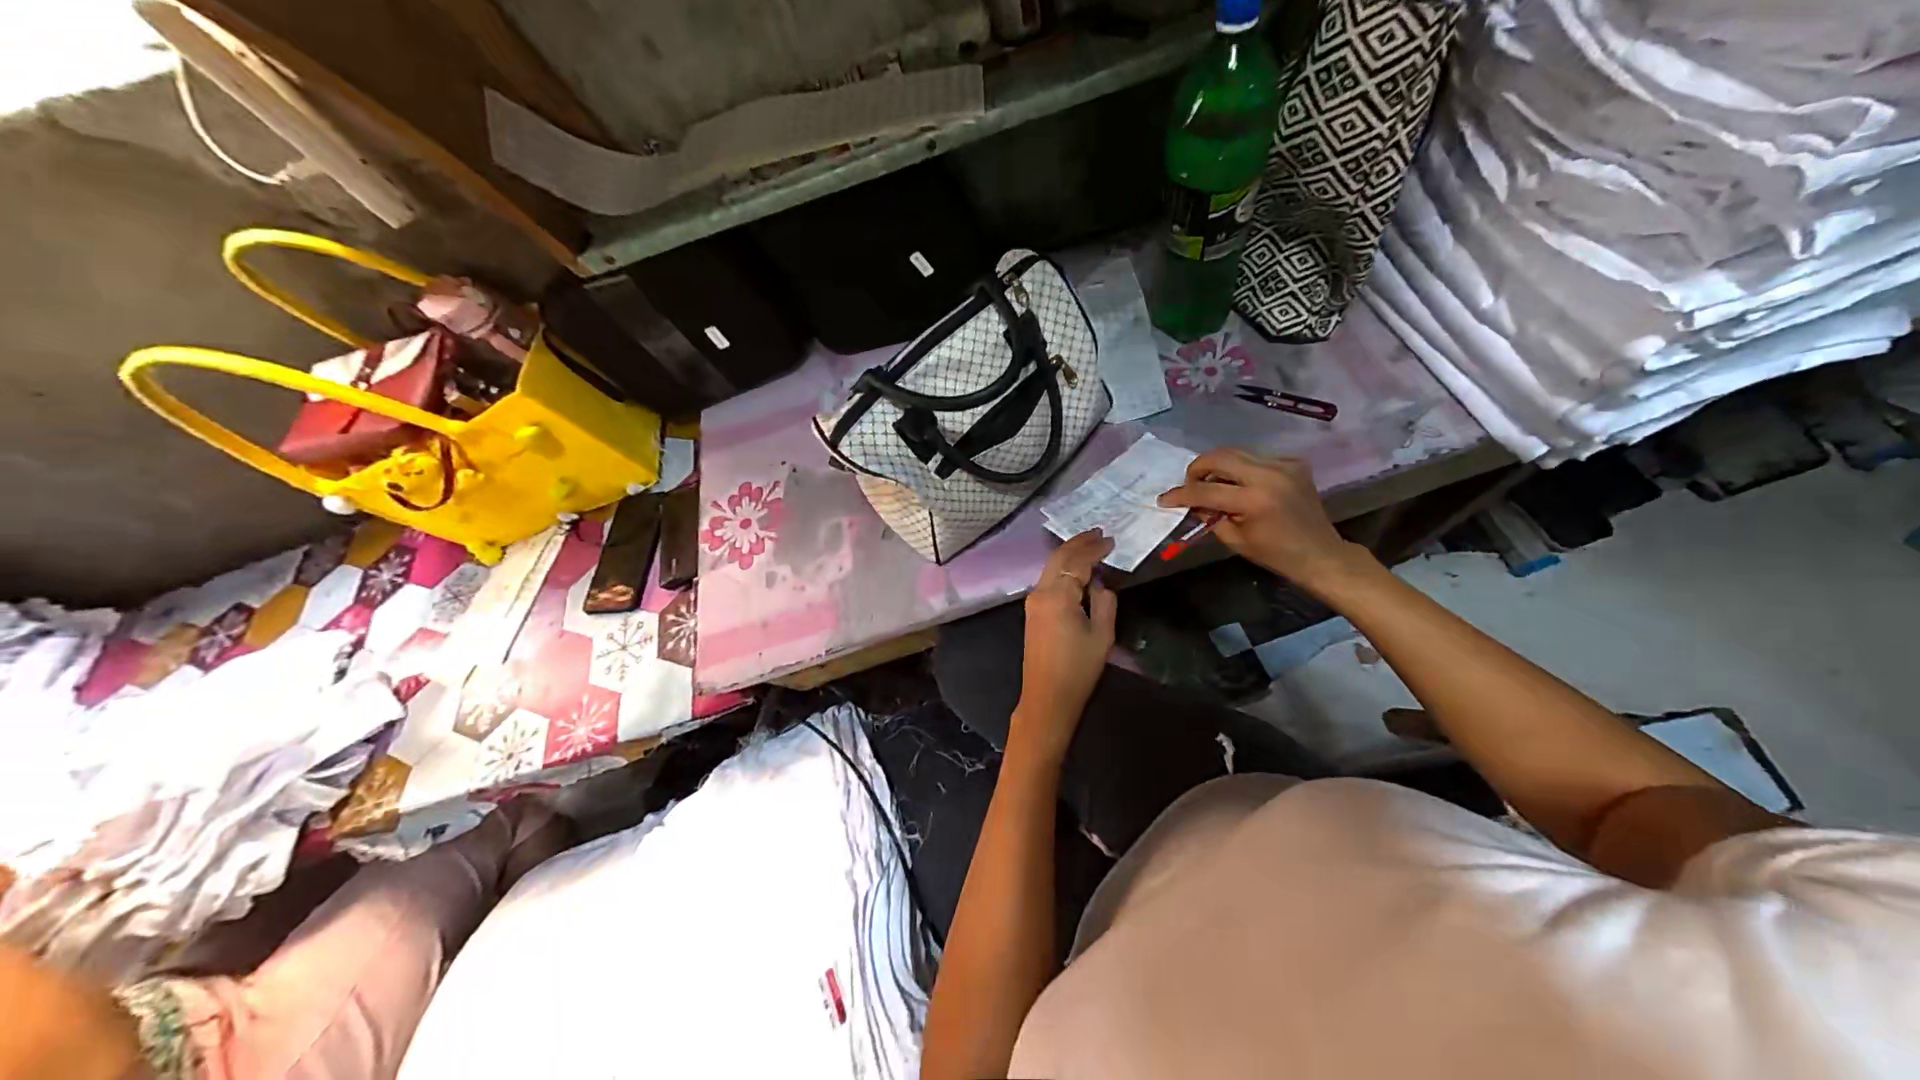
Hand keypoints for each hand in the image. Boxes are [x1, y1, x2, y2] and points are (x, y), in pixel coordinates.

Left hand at [1014, 529, 1117, 763]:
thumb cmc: (1078, 669)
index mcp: (1058, 597)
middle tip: (1098, 533)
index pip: (1077, 562)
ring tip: (1090, 545)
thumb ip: (1104, 603)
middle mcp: (1040, 593)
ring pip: (1050, 568)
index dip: (1094, 549)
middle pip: (1058, 558)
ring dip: (1069, 554)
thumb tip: (1100, 584)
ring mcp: (1032, 603)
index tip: (1110, 540)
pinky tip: (1077, 569)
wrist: (1047, 697)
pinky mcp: (1032, 612)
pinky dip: (1063, 569)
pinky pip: (1048, 581)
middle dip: (1078, 543)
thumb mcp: (1102, 636)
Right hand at [1157, 449, 1374, 593]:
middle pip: (1219, 456)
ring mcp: (1284, 465)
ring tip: (1212, 484)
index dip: (1181, 494)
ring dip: (1218, 466)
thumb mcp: (1235, 540)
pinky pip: (1256, 457)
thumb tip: (1193, 503)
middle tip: (1190, 484)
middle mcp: (1269, 474)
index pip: (1206, 490)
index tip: (1164, 498)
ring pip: (1236, 453)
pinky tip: (1242, 485)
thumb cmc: (1275, 554)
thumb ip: (1210, 517)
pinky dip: (1242, 469)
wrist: (1320, 553)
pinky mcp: (1293, 462)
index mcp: (1254, 500)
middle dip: (1197, 468)